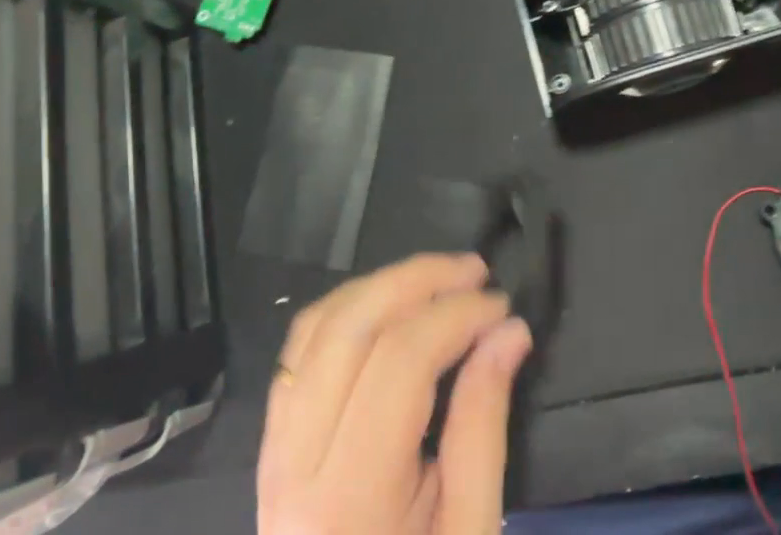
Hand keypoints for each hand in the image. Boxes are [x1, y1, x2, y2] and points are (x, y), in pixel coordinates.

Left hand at [258, 253, 534, 534]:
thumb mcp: (471, 528)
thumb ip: (483, 426)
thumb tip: (509, 332)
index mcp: (349, 497)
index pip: (399, 362)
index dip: (455, 316)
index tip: (503, 307)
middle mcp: (295, 462)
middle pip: (349, 328)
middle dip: (417, 280)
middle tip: (475, 271)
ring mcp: (272, 450)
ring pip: (316, 329)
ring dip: (381, 286)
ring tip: (438, 278)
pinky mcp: (271, 444)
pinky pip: (298, 352)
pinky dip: (347, 311)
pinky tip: (389, 306)